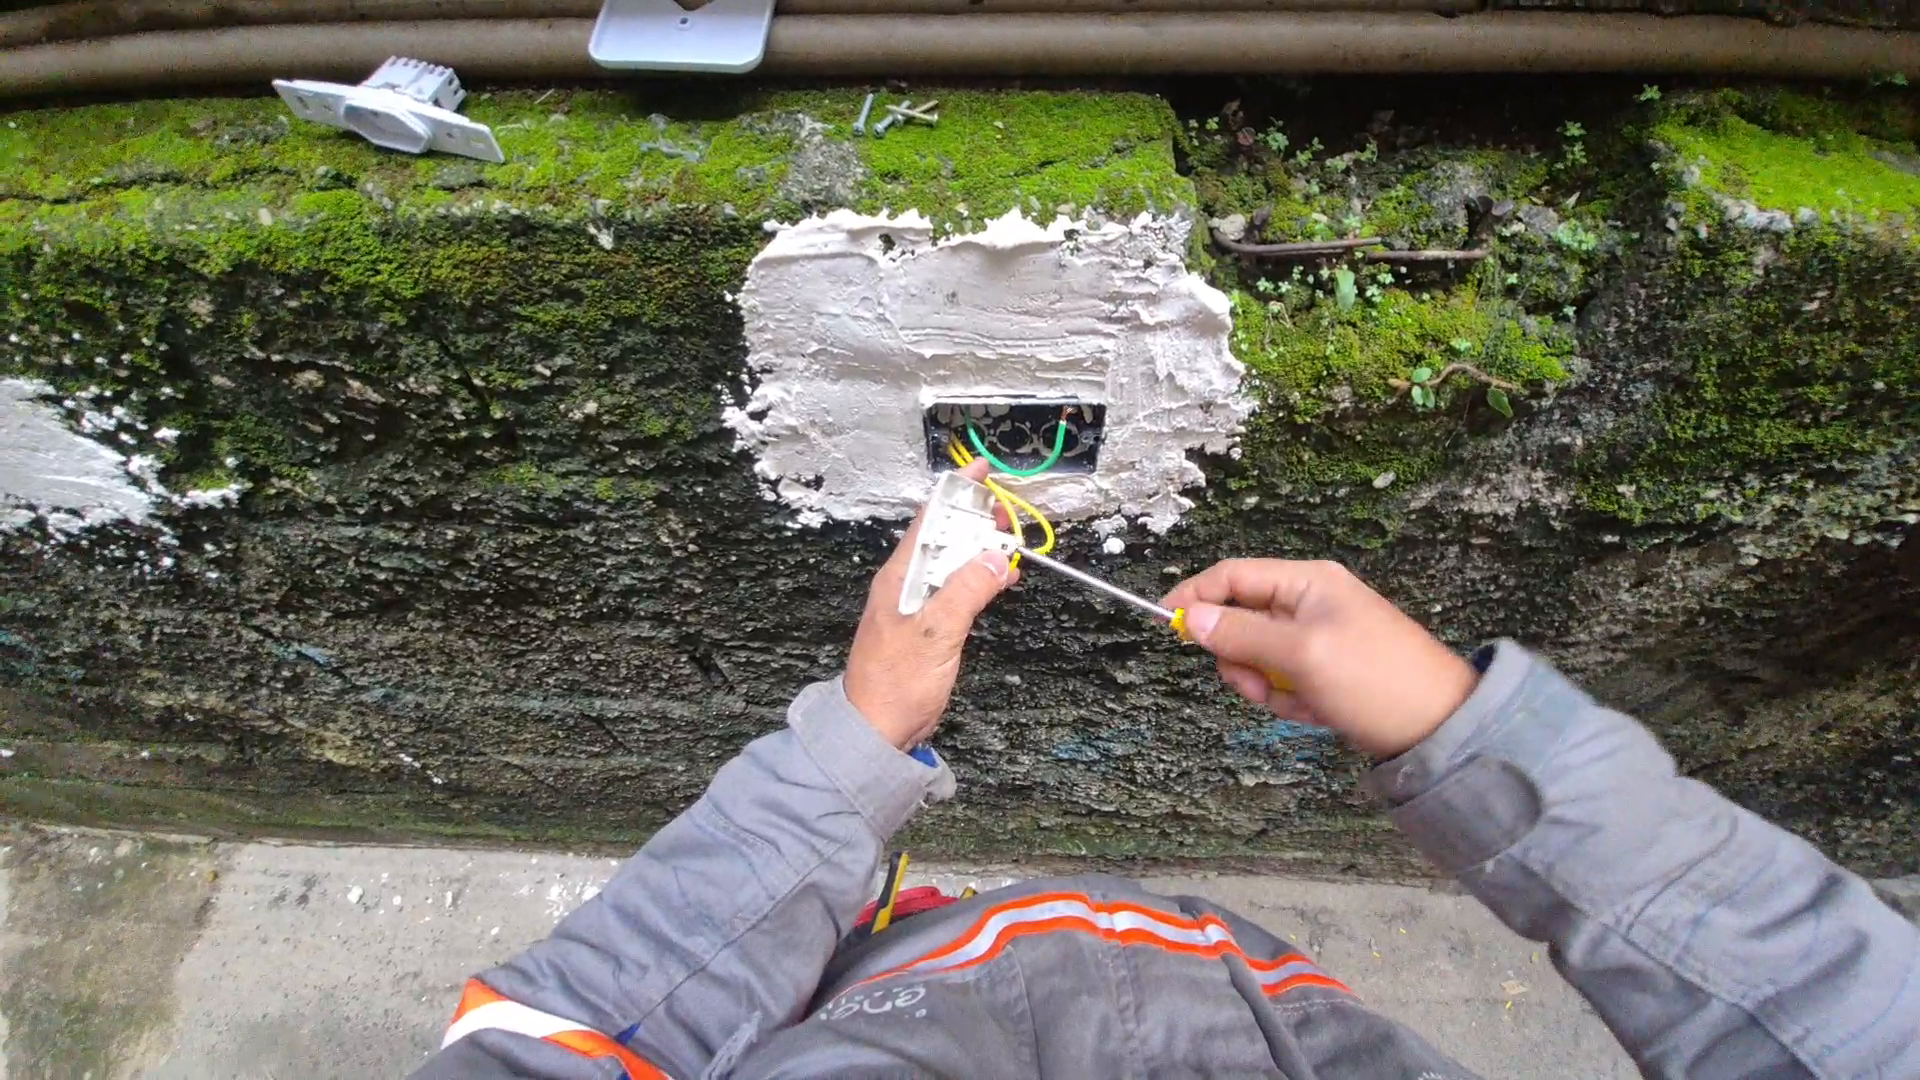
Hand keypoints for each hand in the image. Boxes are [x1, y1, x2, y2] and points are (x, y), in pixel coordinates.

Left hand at [845, 460, 1018, 749]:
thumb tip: (995, 556)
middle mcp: (906, 584)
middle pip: (943, 536)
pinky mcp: (928, 625)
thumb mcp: (935, 633)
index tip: (981, 471)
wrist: (877, 731)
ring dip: (980, 548)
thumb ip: (966, 591)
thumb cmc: (895, 684)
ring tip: (1009, 540)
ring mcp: (916, 605)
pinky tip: (999, 579)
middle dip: (975, 518)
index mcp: (900, 576)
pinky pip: (957, 588)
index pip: (929, 518)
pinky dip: (979, 578)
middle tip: (1007, 513)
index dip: (955, 491)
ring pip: (952, 562)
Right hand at [1162, 560, 1478, 758]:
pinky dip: (1283, 697)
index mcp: (1305, 582)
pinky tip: (1310, 711)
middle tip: (1252, 681)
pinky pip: (1276, 677)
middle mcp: (1306, 603)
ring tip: (1288, 700)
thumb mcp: (1300, 653)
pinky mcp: (1320, 670)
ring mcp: (1313, 638)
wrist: (1443, 732)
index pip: (1232, 575)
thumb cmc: (1372, 679)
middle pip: (1238, 617)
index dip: (1196, 595)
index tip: (1166, 623)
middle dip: (1236, 653)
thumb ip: (1240, 633)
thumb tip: (1190, 618)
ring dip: (1259, 681)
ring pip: (1253, 653)